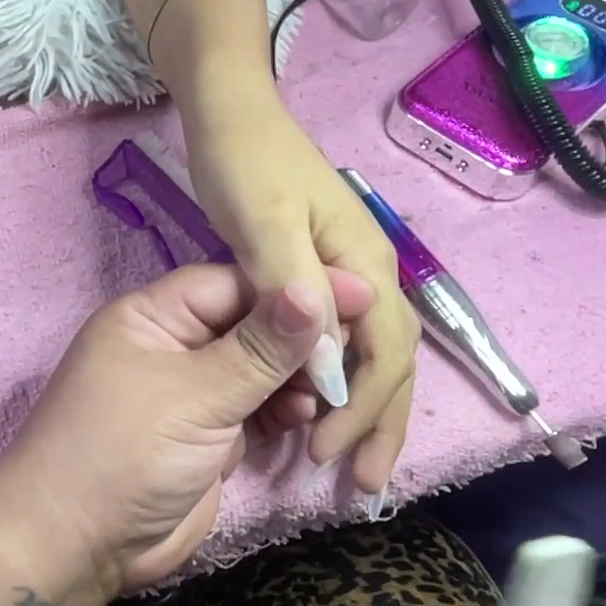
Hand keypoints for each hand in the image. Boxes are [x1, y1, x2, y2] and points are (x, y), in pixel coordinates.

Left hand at [0, 264, 375, 597]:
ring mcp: (193, 393)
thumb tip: (315, 286)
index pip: (235, 282)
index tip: (362, 293)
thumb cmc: (123, 454)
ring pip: (261, 370)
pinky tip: (310, 416)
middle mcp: (174, 346)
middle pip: (253, 324)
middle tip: (354, 348)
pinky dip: (286, 411)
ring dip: (298, 378)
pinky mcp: (210, 436)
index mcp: (153, 316)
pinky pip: (259, 410)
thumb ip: (259, 347)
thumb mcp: (193, 395)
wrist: (79, 548)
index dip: (295, 285)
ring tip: (330, 392)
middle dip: (302, 337)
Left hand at [182, 91, 420, 493]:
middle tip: (361, 484)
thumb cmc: (242, 168)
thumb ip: (294, 289)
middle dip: (374, 422)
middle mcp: (355, 278)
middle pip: (380, 362)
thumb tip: (334, 357)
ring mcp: (328, 285)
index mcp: (356, 263)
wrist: (226, 121)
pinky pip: (318, 352)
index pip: (379, 349)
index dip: (361, 403)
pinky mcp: (301, 289)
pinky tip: (301, 422)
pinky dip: (316, 391)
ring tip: (343, 467)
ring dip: (353, 414)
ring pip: (353, 361)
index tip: (329, 450)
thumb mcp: (263, 228)